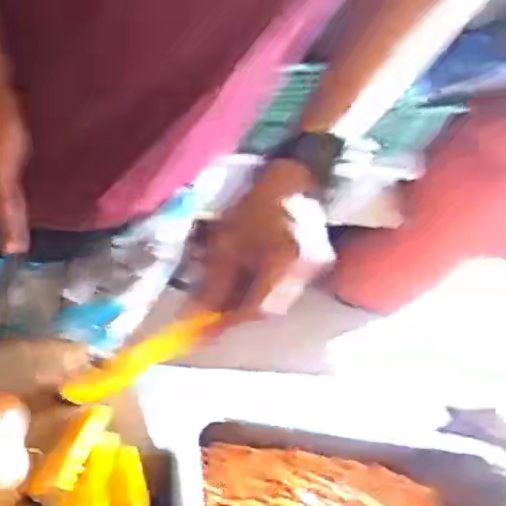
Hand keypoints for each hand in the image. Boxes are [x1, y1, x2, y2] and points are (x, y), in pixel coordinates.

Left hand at [192, 158, 334, 323]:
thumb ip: (210, 287)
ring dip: (241, 301)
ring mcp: (314, 269)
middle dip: (231, 313)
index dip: (223, 321)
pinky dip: (255, 289)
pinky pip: (279, 288)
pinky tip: (239, 279)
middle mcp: (306, 272)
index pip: (254, 310)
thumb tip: (191, 318)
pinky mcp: (313, 264)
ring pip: (271, 301)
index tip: (197, 327)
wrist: (292, 177)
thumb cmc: (254, 208)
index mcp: (285, 266)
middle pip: (263, 309)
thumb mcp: (224, 248)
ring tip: (219, 291)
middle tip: (205, 310)